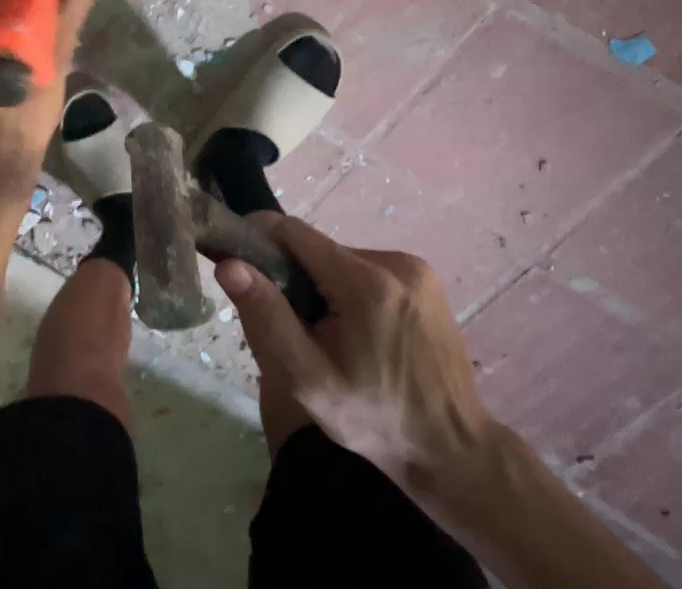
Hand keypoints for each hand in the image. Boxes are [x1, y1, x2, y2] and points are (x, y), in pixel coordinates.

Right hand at [214, 214, 493, 490]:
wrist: (452, 451)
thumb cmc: (373, 418)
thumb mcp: (306, 378)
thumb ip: (266, 318)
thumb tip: (229, 264)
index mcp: (366, 283)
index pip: (291, 231)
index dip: (257, 241)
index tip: (238, 268)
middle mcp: (396, 263)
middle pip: (315, 248)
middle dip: (292, 277)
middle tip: (290, 328)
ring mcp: (417, 271)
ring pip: (339, 259)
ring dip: (320, 286)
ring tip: (325, 337)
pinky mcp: (426, 282)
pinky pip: (365, 270)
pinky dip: (347, 291)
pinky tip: (355, 333)